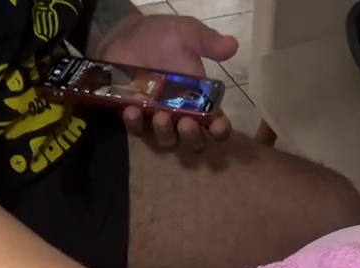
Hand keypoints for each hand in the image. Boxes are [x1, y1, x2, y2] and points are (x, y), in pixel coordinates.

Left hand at [95, 14, 234, 150]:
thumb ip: (207, 42)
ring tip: (161, 116)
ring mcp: (160, 122)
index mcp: (201, 102)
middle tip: (186, 123)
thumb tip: (233, 45)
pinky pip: (138, 130)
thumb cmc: (161, 39)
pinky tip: (133, 111)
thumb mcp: (185, 34)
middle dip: (192, 137)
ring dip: (166, 132)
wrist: (126, 37)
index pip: (216, 125)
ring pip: (168, 141)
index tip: (217, 126)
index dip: (220, 130)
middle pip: (194, 142)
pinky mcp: (137, 120)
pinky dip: (136, 123)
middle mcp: (183, 117)